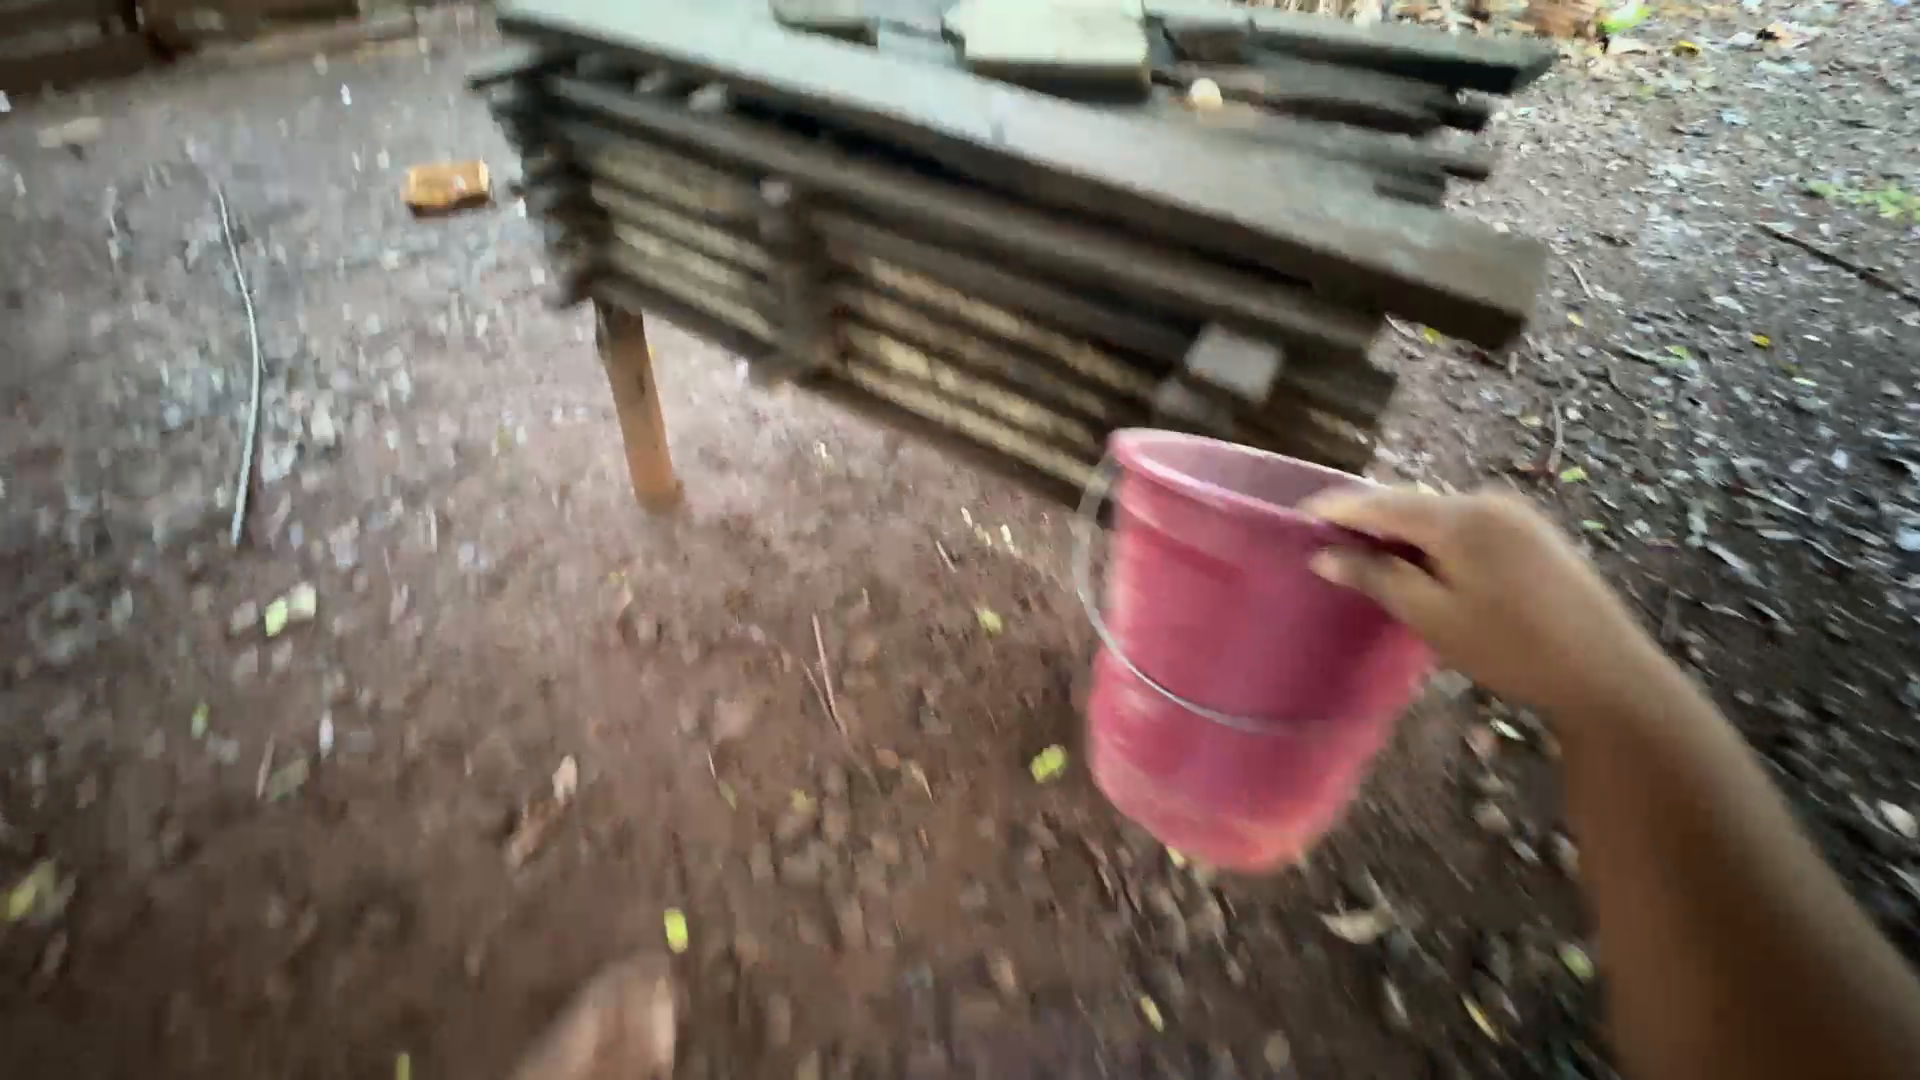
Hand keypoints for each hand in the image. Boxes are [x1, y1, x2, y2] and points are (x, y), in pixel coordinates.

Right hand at [1300, 487, 1673, 717]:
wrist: (1609, 676)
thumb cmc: (1508, 647)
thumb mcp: (1430, 615)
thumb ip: (1375, 576)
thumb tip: (1323, 554)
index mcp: (1460, 518)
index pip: (1380, 503)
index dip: (1337, 508)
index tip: (1298, 515)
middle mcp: (1488, 503)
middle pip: (1409, 503)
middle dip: (1366, 519)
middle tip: (1325, 539)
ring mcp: (1516, 516)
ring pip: (1436, 515)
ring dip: (1399, 531)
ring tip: (1363, 552)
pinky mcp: (1532, 535)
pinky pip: (1463, 525)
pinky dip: (1431, 538)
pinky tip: (1418, 562)